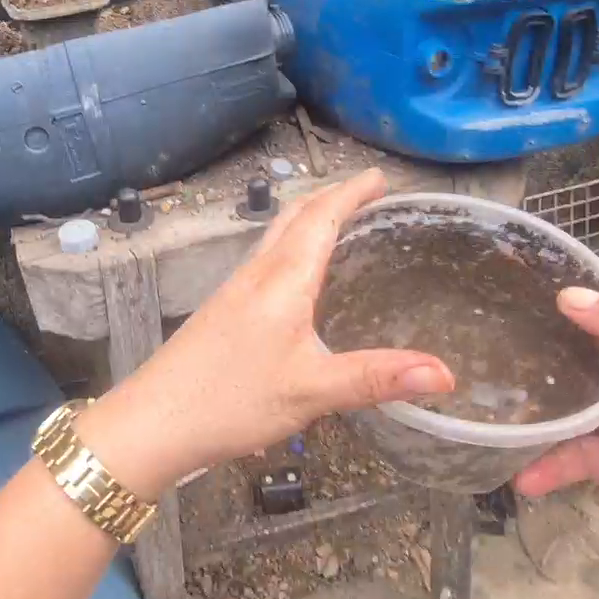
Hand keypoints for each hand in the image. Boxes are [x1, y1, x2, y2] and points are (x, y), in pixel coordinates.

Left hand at [77, 169, 454, 494]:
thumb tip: (446, 373)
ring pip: (276, 236)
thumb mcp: (312, 392)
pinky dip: (291, 246)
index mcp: (283, 279)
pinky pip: (264, 259)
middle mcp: (257, 273)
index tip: (381, 177)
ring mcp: (234, 289)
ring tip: (339, 222)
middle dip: (333, 197)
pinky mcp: (222, 309)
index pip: (321, 217)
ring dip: (309, 218)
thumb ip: (377, 378)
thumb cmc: (231, 401)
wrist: (153, 422)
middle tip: (368, 193)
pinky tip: (296, 276)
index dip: (352, 193)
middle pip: (296, 216)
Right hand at [516, 289, 598, 572]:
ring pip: (574, 406)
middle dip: (539, 355)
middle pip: (583, 356)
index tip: (510, 293)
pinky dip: (552, 466)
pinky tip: (522, 476)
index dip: (568, 301)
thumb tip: (565, 295)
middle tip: (479, 350)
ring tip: (491, 415)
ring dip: (539, 413)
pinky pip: (580, 457)